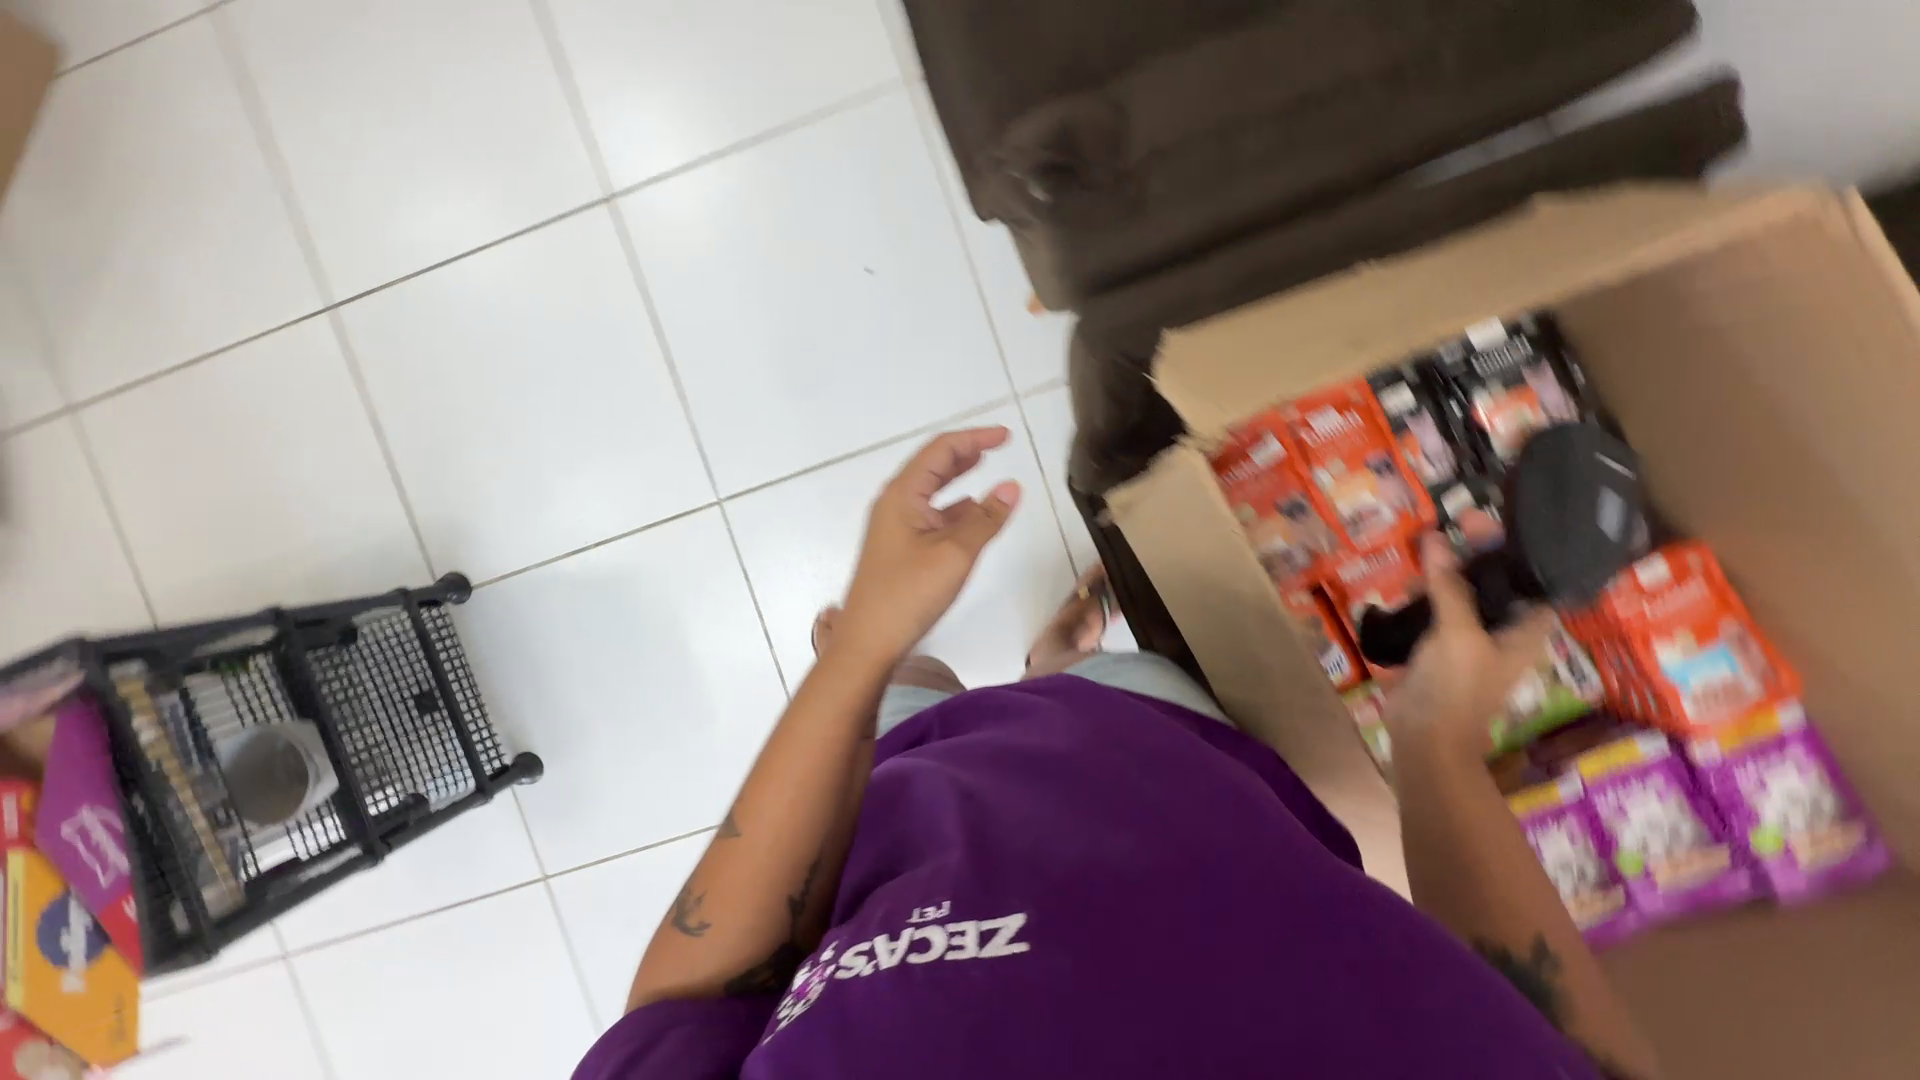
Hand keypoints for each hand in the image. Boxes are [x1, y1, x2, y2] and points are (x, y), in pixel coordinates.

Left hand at [836, 427, 1021, 661]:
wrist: (868, 641)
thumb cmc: (908, 593)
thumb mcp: (955, 553)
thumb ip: (986, 518)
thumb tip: (1012, 486)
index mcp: (903, 494)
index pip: (940, 450)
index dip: (974, 438)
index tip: (1006, 437)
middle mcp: (895, 503)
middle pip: (932, 466)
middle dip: (965, 453)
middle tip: (999, 447)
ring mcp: (895, 527)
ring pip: (931, 492)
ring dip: (959, 479)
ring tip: (987, 470)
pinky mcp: (900, 549)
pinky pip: (930, 516)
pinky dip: (954, 509)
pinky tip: (972, 514)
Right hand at [1384, 530, 1556, 760]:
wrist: (1425, 737)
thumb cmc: (1457, 686)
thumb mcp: (1457, 632)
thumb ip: (1448, 586)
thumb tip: (1435, 539)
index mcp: (1526, 629)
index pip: (1532, 577)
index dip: (1514, 547)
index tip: (1483, 522)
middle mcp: (1503, 630)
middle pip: (1494, 581)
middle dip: (1472, 554)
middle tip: (1447, 526)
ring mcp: (1469, 640)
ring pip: (1461, 594)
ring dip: (1443, 572)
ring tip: (1423, 550)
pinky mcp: (1438, 649)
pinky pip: (1435, 612)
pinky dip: (1423, 595)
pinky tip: (1407, 582)